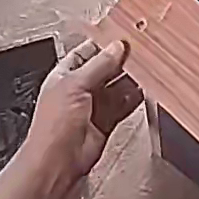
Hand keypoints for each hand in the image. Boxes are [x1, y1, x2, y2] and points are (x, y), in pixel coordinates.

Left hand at [20, 39, 142, 184]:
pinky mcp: (105, 122)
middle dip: (120, 61)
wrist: (57, 161)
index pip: (86, 53)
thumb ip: (99, 65)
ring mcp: (92, 107)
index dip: (103, 45)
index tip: (122, 37)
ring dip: (130, 79)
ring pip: (116, 86)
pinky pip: (123, 105)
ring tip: (146, 68)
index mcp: (64, 76)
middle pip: (104, 69)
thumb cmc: (53, 126)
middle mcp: (78, 90)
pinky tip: (144, 89)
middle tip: (140, 51)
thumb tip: (115, 48)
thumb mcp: (75, 85)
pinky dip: (134, 97)